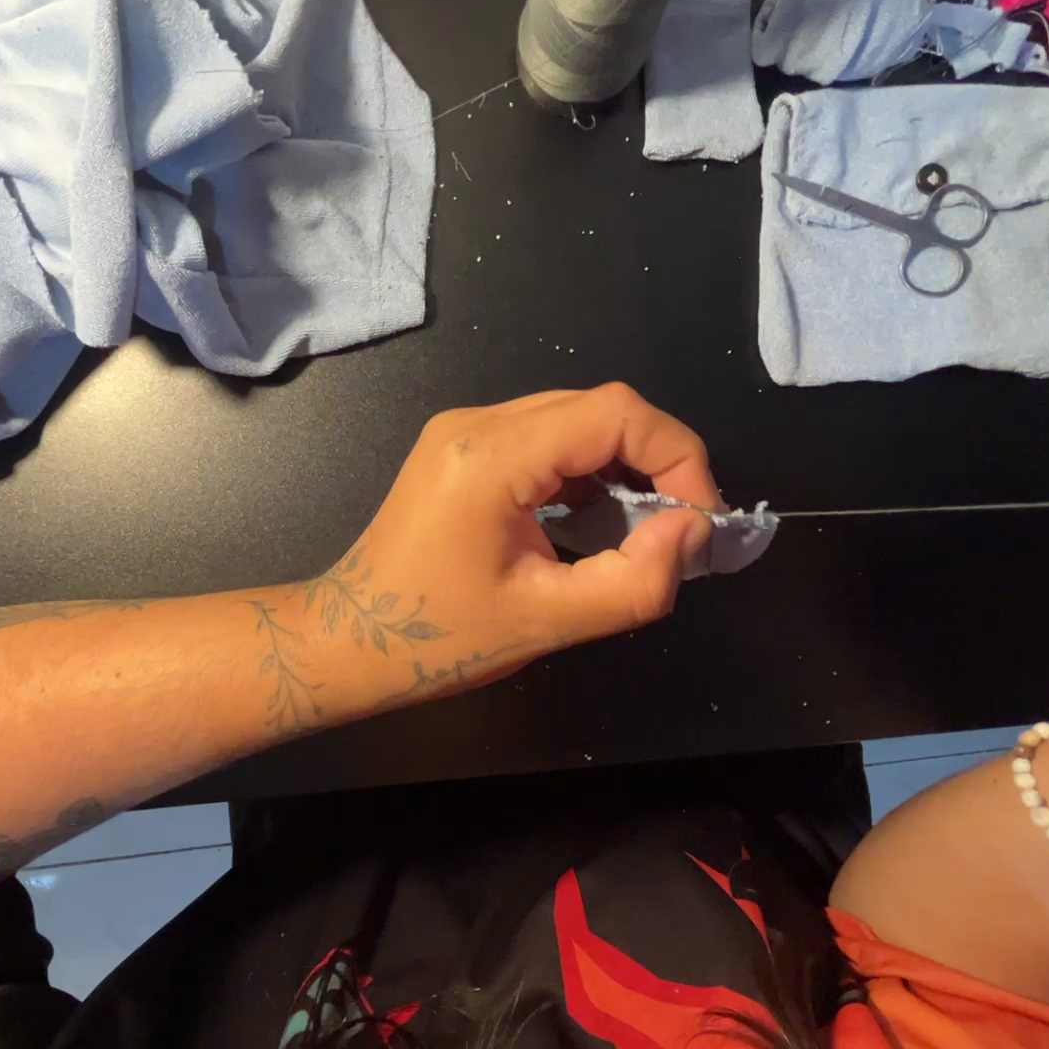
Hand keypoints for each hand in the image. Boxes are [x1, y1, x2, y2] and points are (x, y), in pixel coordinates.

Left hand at [339, 384, 719, 697]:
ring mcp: (463, 430)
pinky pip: (542, 439)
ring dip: (620, 467)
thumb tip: (692, 532)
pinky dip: (583, 471)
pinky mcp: (460, 448)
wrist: (350, 639)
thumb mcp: (548, 621)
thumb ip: (636, 580)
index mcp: (492, 454)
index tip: (698, 521)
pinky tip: (593, 519)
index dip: (678, 456)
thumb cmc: (439, 638)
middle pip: (597, 409)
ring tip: (639, 529)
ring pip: (572, 420)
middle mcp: (476, 422)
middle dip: (654, 463)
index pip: (616, 413)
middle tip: (676, 529)